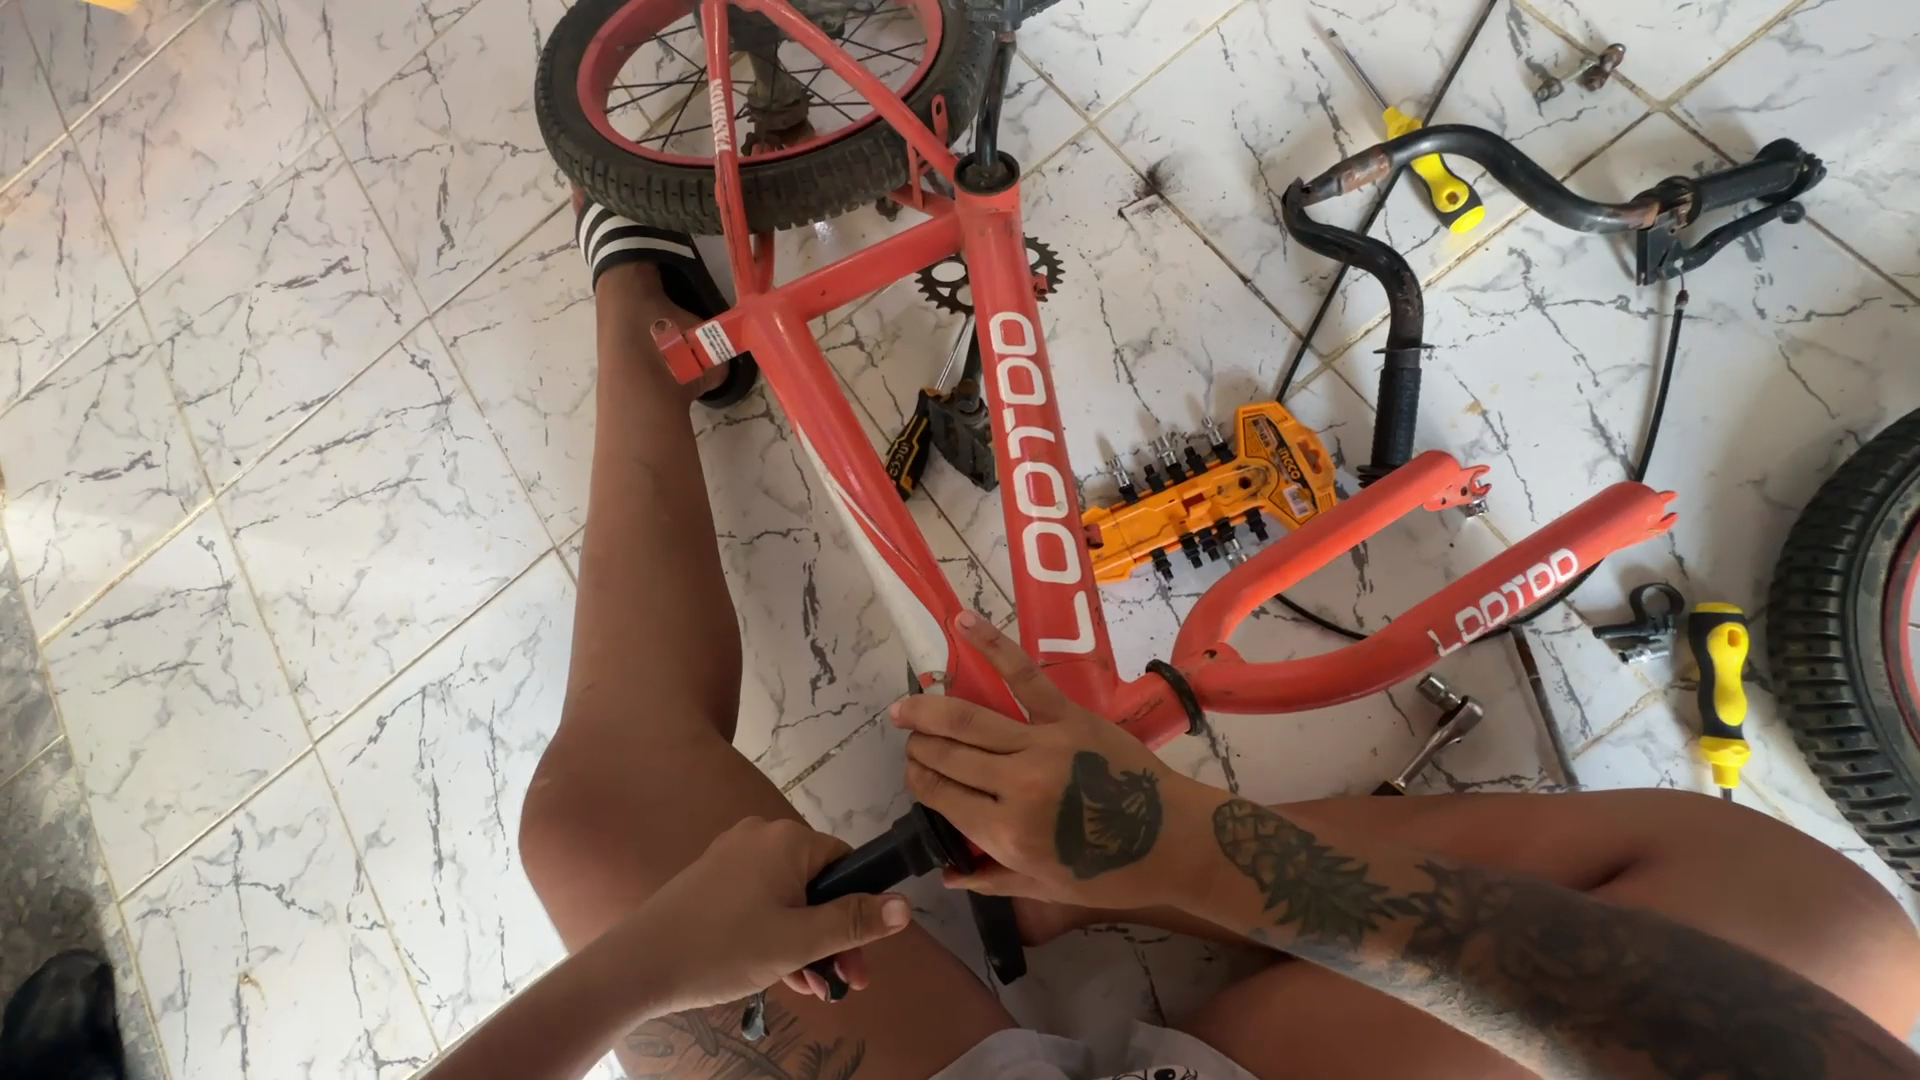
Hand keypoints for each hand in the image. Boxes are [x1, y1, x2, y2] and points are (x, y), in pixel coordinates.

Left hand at [629, 818, 913, 1012]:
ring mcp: (735, 855)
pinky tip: (780, 973)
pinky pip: (760, 900)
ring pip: (788, 897)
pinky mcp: (714, 878)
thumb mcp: (798, 941)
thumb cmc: (723, 947)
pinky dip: (775, 932)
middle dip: (832, 935)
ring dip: (805, 941)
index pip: (845, 864)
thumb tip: (905, 904)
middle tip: (841, 984)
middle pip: (817, 883)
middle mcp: (763, 835)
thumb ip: (854, 922)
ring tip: (809, 987)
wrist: (637, 966)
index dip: (859, 910)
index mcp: (789, 839)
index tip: (861, 959)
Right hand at [891, 611, 1205, 909]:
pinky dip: (990, 645)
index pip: (940, 796)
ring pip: (968, 718)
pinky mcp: (1067, 715)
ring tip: (905, 703)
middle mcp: (1016, 786)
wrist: (1175, 839)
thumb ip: (991, 880)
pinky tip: (962, 623)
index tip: (912, 769)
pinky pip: (1022, 675)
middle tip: (909, 736)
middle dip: (919, 746)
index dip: (918, 780)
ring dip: (929, 709)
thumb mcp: (1048, 888)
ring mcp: (1041, 744)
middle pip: (947, 755)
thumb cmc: (1113, 872)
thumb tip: (944, 874)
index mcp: (1007, 834)